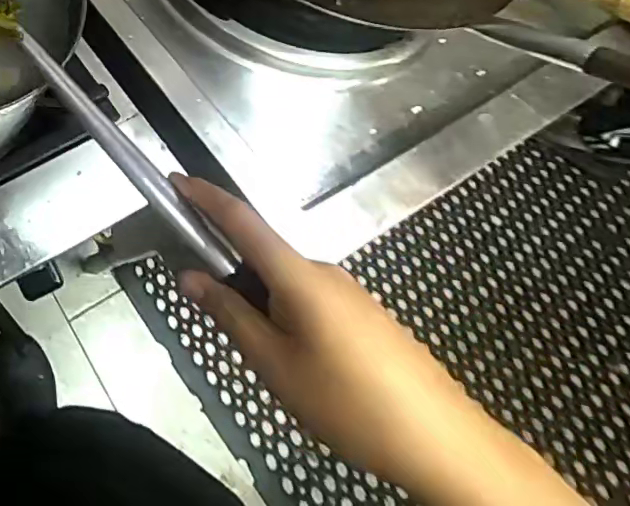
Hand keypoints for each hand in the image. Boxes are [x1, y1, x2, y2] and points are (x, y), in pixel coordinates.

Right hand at [170, 175, 583, 505]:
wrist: (453, 451)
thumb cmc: (351, 402)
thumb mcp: (273, 363)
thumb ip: (228, 313)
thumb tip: (189, 276)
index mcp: (298, 275)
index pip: (241, 219)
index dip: (205, 196)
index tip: (176, 178)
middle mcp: (324, 272)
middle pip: (262, 255)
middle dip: (230, 271)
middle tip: (213, 312)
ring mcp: (352, 295)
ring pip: (286, 283)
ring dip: (261, 300)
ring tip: (262, 352)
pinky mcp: (369, 318)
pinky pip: (311, 299)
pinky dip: (287, 312)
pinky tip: (299, 360)